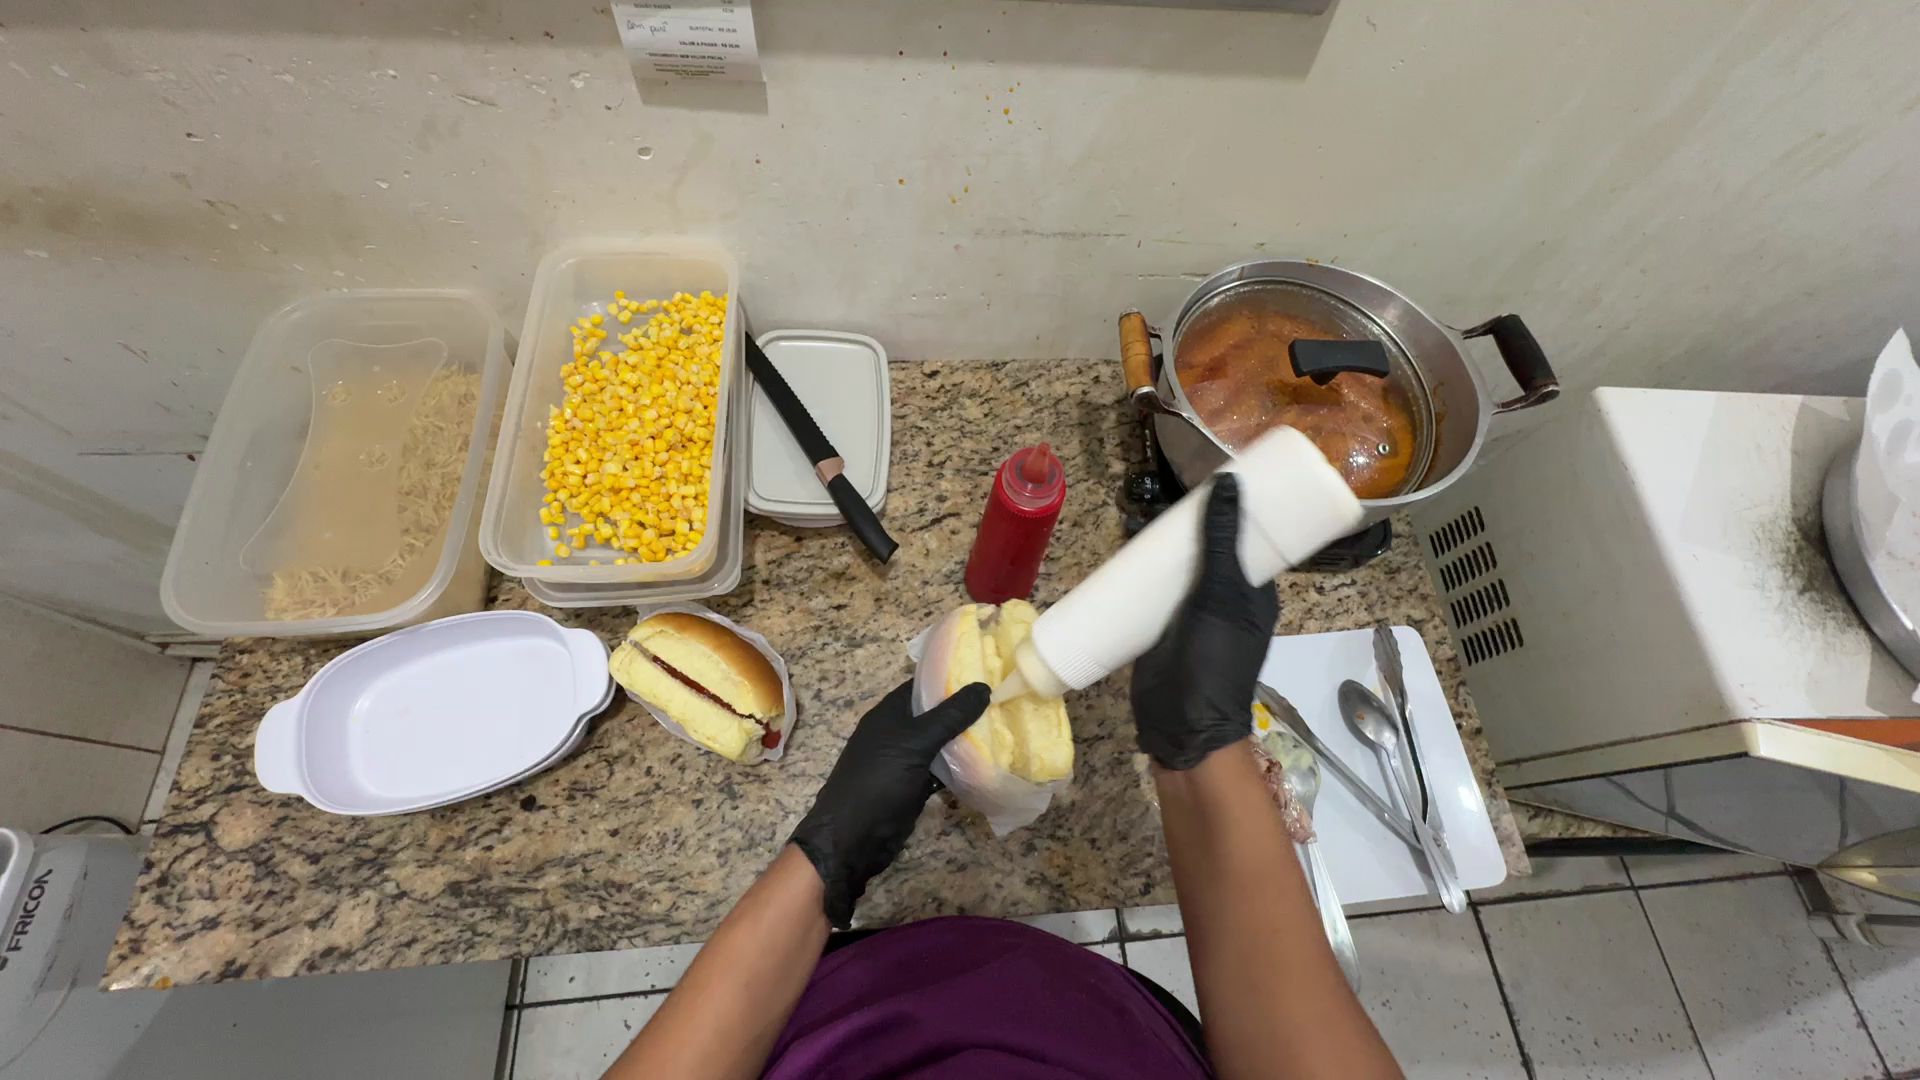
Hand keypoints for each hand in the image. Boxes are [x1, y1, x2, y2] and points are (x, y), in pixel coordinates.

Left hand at [790, 679, 989, 927]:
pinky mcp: (913, 785)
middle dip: (964, 709)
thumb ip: (950, 716)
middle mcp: (896, 732)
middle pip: (935, 713)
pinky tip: (987, 765)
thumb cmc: (879, 781)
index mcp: (890, 712)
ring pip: (940, 742)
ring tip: (1003, 728)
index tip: (986, 672)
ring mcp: (904, 760)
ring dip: (965, 739)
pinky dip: (960, 768)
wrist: (852, 840)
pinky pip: (941, 769)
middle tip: (1003, 701)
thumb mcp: (916, 742)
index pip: (924, 684)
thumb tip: (983, 687)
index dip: (952, 677)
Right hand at [1130, 473, 1279, 769]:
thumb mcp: (1222, 595)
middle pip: (1204, 550)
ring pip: (1175, 571)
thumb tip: (1228, 483)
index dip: (1229, 510)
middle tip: (1156, 506)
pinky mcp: (1161, 629)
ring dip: (1156, 550)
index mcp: (1253, 590)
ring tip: (1132, 526)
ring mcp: (1191, 615)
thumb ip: (1222, 542)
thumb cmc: (1213, 660)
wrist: (1181, 725)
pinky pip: (1151, 594)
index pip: (1245, 537)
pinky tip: (1117, 561)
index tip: (1206, 484)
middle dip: (1182, 527)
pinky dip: (1137, 576)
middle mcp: (1224, 599)